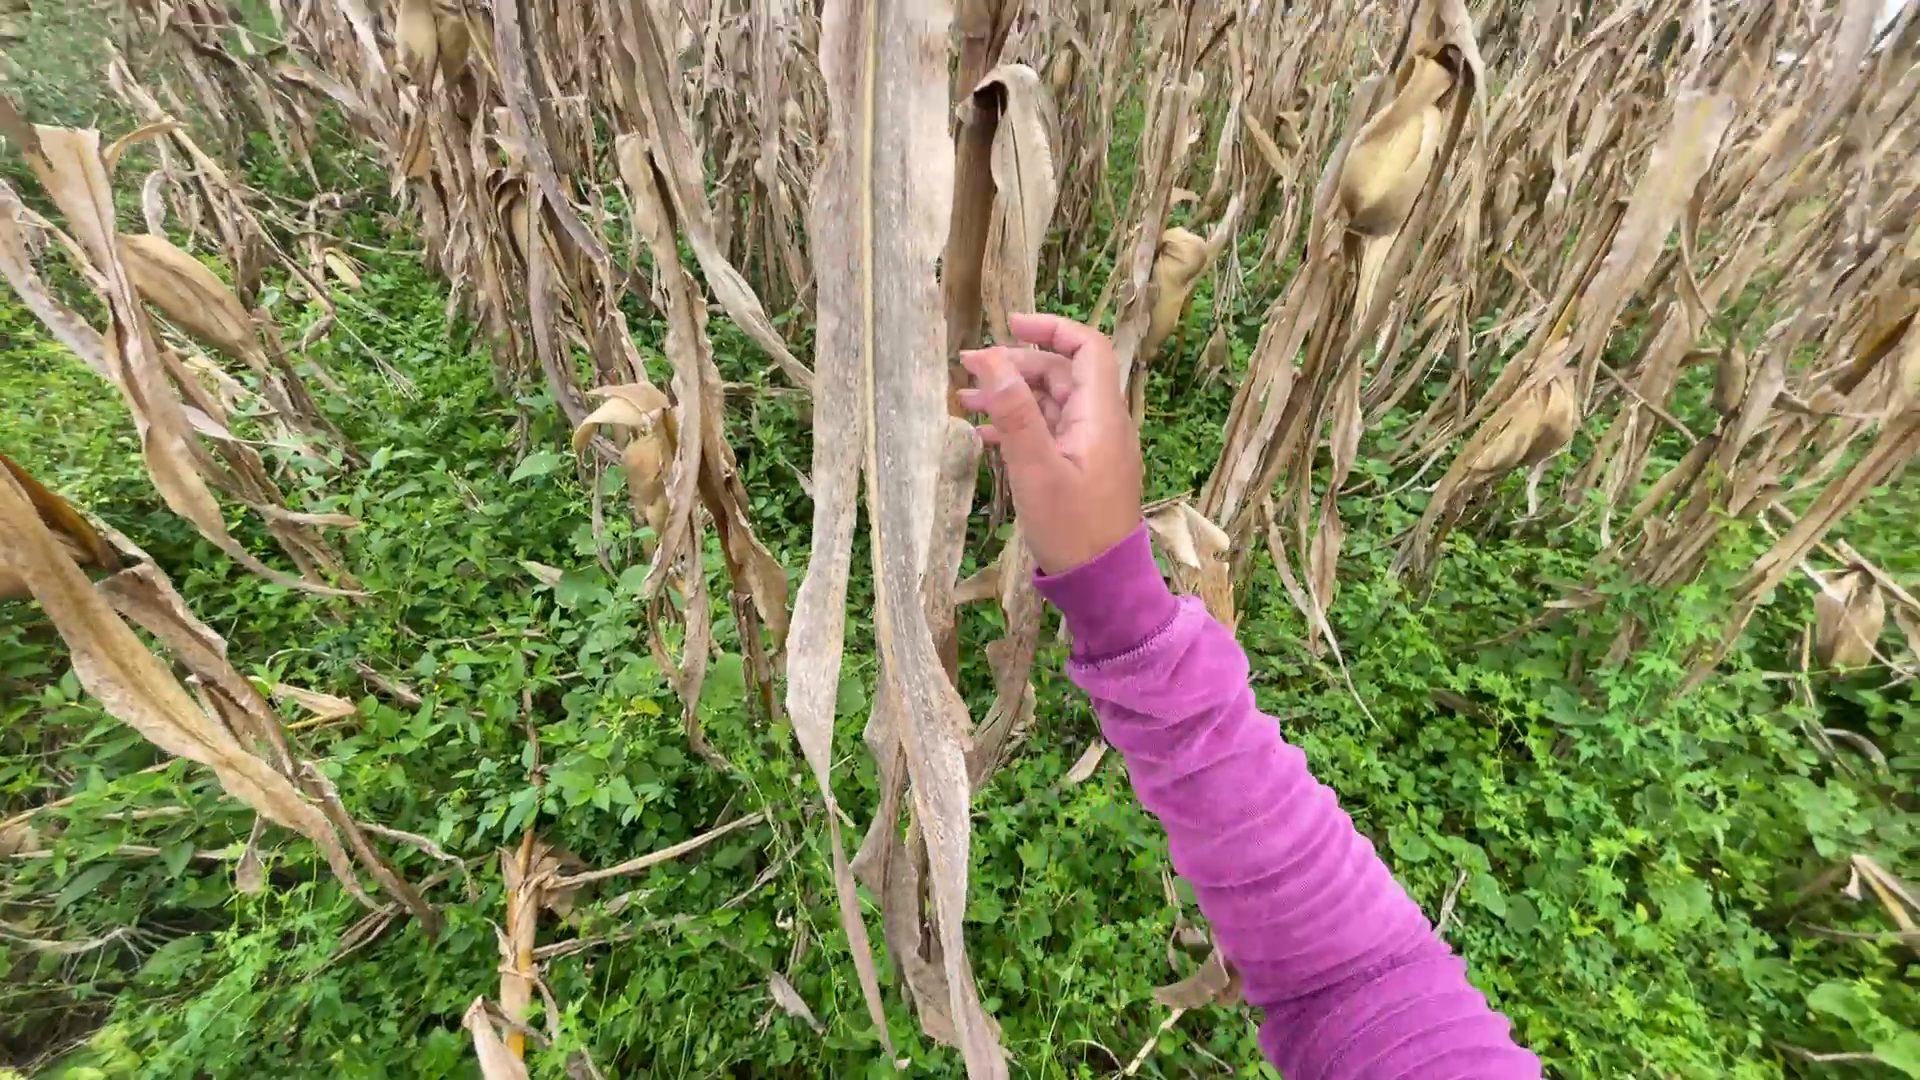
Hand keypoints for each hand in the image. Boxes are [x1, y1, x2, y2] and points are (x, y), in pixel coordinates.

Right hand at [957, 313, 1142, 574]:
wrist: (1101, 582)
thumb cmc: (1071, 528)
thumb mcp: (1036, 470)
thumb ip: (1015, 415)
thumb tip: (994, 361)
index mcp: (1099, 415)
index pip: (1085, 348)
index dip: (1050, 328)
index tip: (1008, 324)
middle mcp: (1101, 424)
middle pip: (1060, 375)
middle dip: (1015, 367)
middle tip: (968, 371)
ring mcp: (1093, 448)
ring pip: (1052, 406)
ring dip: (1012, 399)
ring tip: (965, 402)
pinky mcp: (1082, 470)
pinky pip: (1051, 434)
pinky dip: (1021, 428)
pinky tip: (987, 438)